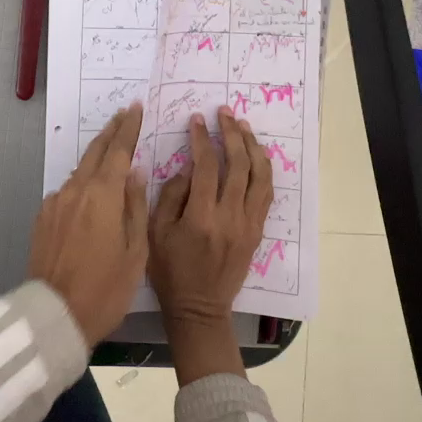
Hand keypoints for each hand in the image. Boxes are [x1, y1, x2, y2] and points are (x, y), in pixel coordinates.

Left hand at [28, 103, 147, 346]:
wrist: (55, 316)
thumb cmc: (105, 288)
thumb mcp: (135, 252)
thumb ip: (135, 207)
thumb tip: (135, 173)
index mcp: (103, 195)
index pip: (118, 150)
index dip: (128, 128)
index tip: (135, 108)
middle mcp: (76, 190)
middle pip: (95, 151)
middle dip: (111, 131)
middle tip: (123, 115)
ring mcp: (56, 202)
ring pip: (80, 171)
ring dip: (96, 158)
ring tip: (111, 154)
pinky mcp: (43, 218)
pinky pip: (68, 192)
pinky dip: (82, 184)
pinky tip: (89, 195)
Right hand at [149, 107, 272, 383]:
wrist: (199, 309)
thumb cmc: (170, 271)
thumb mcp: (155, 232)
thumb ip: (171, 195)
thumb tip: (188, 166)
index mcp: (201, 217)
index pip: (206, 166)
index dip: (202, 138)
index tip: (196, 119)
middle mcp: (230, 217)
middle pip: (238, 164)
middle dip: (231, 133)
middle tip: (223, 112)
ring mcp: (248, 224)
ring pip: (259, 176)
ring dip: (252, 146)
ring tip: (243, 125)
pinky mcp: (257, 232)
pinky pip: (266, 193)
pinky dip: (263, 169)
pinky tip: (256, 153)